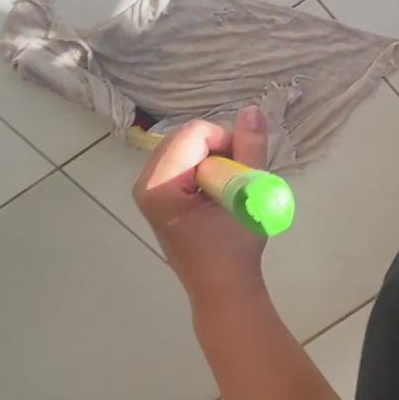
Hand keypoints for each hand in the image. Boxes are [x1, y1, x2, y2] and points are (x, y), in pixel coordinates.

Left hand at [134, 105, 270, 299]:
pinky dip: (208, 169)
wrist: (224, 288)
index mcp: (159, 186)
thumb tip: (252, 111)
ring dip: (216, 159)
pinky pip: (186, 163)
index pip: (195, 133)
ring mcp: (150, 191)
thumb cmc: (235, 248)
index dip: (228, 141)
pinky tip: (220, 194)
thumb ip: (250, 151)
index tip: (244, 170)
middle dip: (220, 149)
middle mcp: (145, 183)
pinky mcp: (160, 197)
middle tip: (239, 179)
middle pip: (187, 137)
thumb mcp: (250, 195)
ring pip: (188, 148)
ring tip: (231, 189)